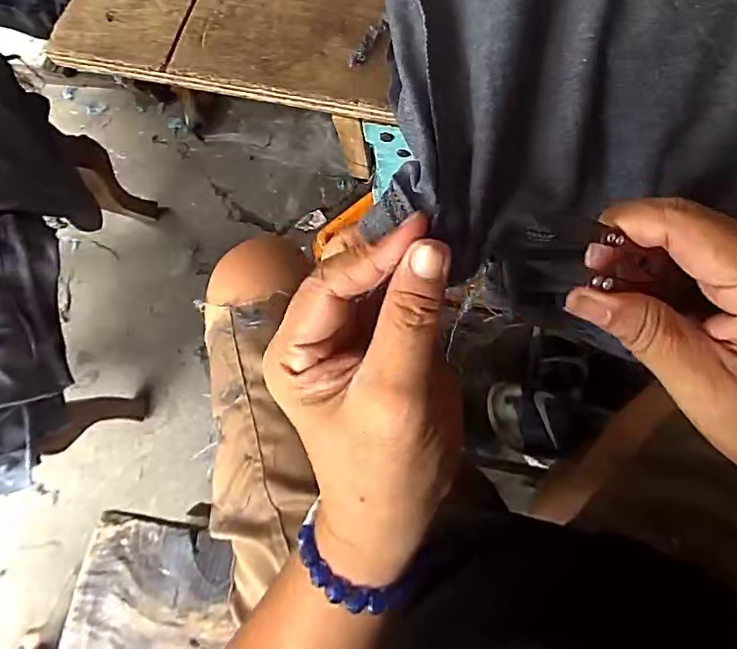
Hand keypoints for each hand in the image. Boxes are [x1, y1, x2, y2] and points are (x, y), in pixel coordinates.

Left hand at [264, 212, 461, 584]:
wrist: (401, 518)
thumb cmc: (383, 469)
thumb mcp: (394, 395)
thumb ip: (410, 319)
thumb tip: (431, 247)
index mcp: (294, 348)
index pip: (329, 284)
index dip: (372, 254)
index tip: (419, 229)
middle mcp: (317, 332)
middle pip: (350, 273)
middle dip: (387, 247)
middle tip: (432, 219)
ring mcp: (352, 333)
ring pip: (377, 278)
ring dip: (406, 255)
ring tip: (440, 225)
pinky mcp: (385, 336)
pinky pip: (400, 295)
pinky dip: (421, 275)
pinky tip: (441, 254)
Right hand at [566, 198, 736, 501]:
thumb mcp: (706, 392)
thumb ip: (645, 333)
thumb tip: (580, 295)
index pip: (686, 225)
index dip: (627, 226)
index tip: (583, 257)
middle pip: (684, 218)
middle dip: (630, 238)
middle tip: (592, 278)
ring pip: (688, 226)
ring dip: (643, 250)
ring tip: (611, 288)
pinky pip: (701, 244)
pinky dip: (663, 261)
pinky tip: (643, 292)